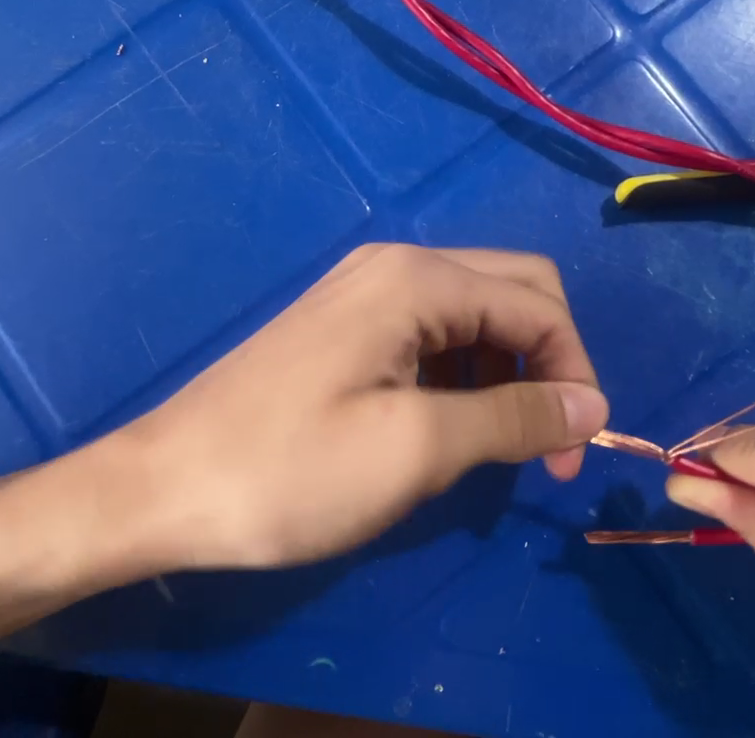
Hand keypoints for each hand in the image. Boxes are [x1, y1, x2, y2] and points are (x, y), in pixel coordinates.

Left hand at [53, 245, 608, 580]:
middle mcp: (397, 265)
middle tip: (545, 442)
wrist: (162, 488)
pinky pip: (434, 330)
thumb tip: (592, 404)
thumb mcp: (417, 449)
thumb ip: (515, 417)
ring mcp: (366, 291)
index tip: (572, 454)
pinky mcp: (348, 324)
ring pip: (476, 311)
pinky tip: (447, 422)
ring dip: (507, 369)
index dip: (572, 375)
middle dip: (548, 361)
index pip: (539, 306)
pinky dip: (464, 371)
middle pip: (515, 290)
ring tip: (494, 443)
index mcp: (417, 280)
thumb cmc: (289, 471)